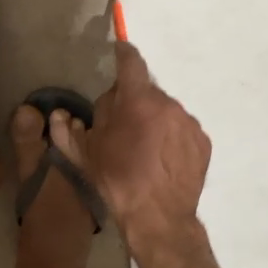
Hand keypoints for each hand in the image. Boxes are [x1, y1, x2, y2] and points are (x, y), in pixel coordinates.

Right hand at [84, 42, 212, 258]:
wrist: (158, 218)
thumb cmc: (117, 181)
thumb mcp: (84, 152)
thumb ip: (69, 126)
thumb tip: (66, 114)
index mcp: (138, 101)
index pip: (131, 62)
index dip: (122, 53)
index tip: (119, 49)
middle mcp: (168, 104)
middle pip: (146, 92)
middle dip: (133, 102)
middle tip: (121, 128)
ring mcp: (188, 123)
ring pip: (164, 111)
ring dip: (152, 121)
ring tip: (142, 150)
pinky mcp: (202, 142)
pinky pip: (180, 130)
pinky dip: (169, 137)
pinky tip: (160, 160)